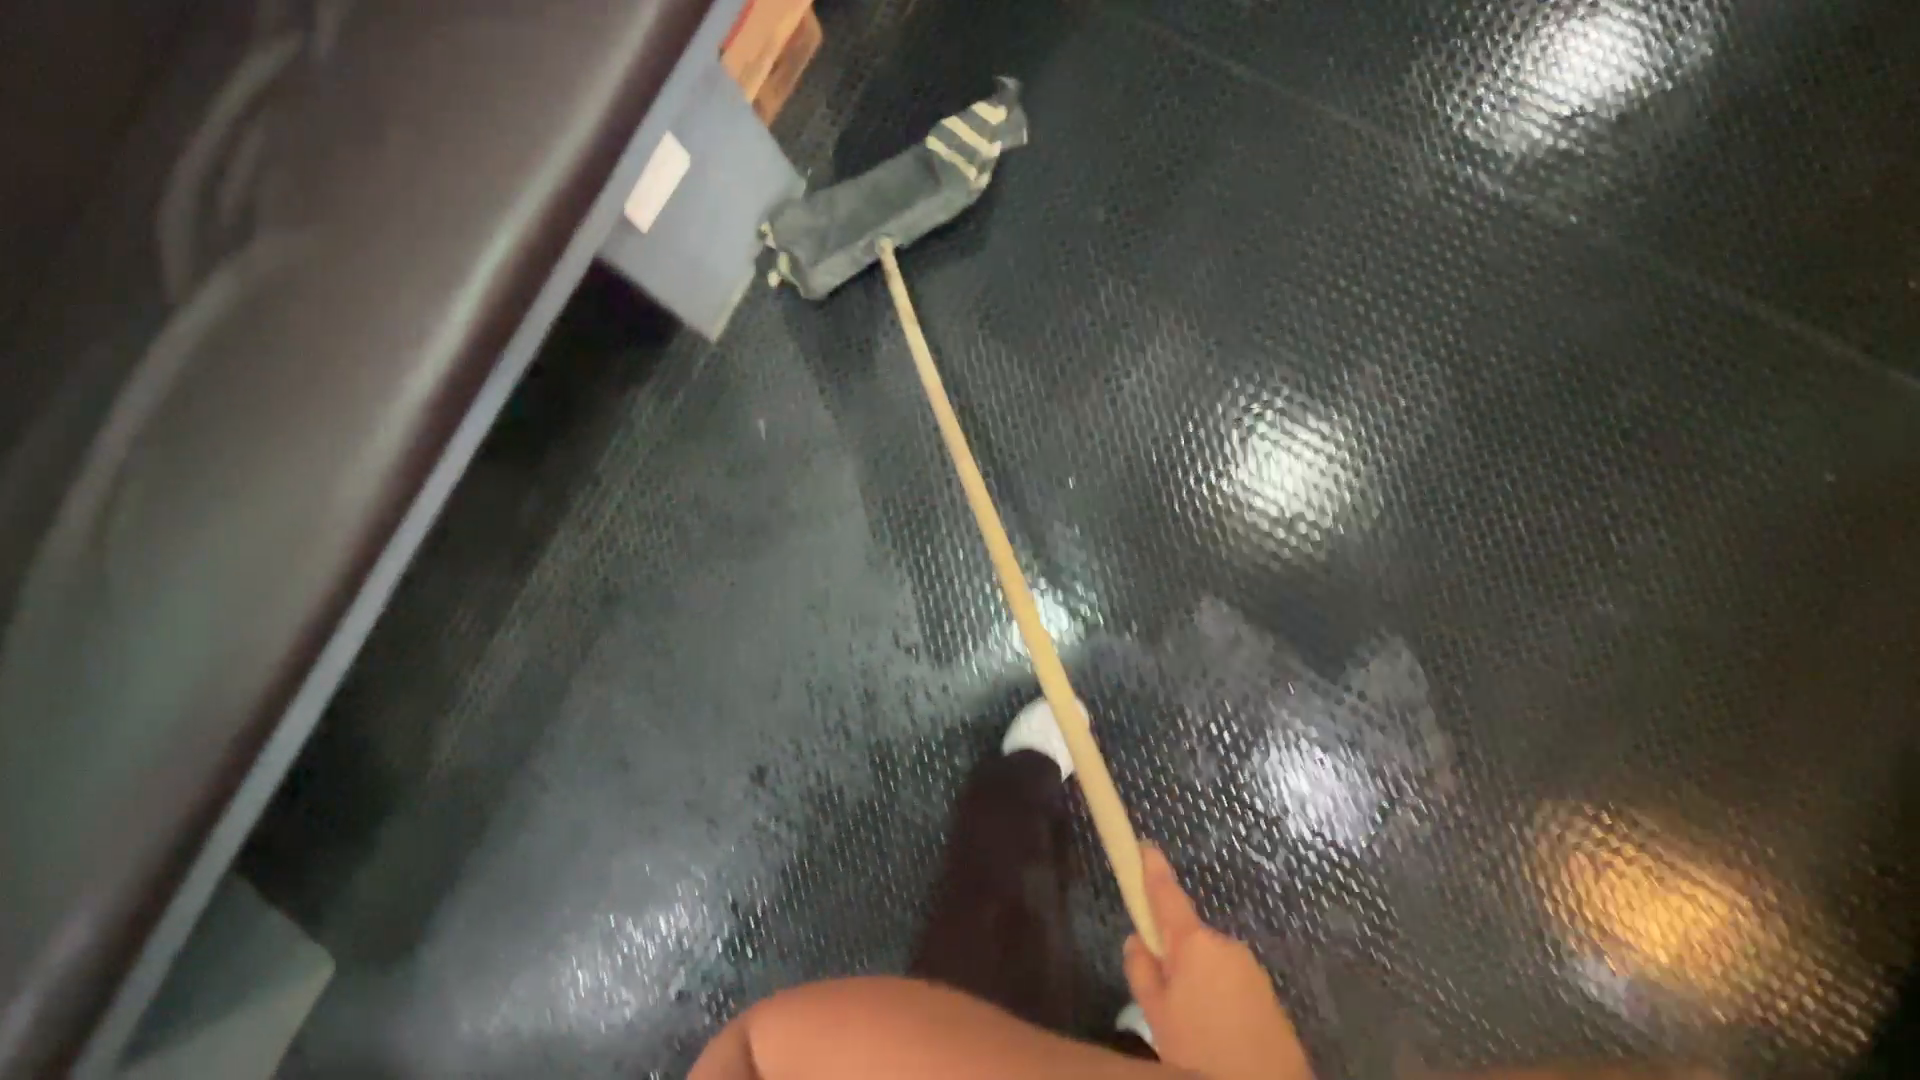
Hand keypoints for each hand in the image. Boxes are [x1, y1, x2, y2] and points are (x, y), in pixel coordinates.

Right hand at [1122, 847, 1313, 1079]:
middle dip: (1173, 957)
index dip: (1151, 869)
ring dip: (1197, 983)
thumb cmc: (1200, 1052)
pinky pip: (1231, 984)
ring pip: (1209, 964)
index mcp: (1193, 943)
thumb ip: (1141, 970)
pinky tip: (1217, 1037)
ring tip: (1193, 1030)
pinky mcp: (1268, 995)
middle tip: (1163, 1001)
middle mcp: (1225, 945)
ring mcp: (1251, 969)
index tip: (1144, 845)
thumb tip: (1139, 940)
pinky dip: (1219, 1000)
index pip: (1167, 894)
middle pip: (1188, 938)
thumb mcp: (1155, 1015)